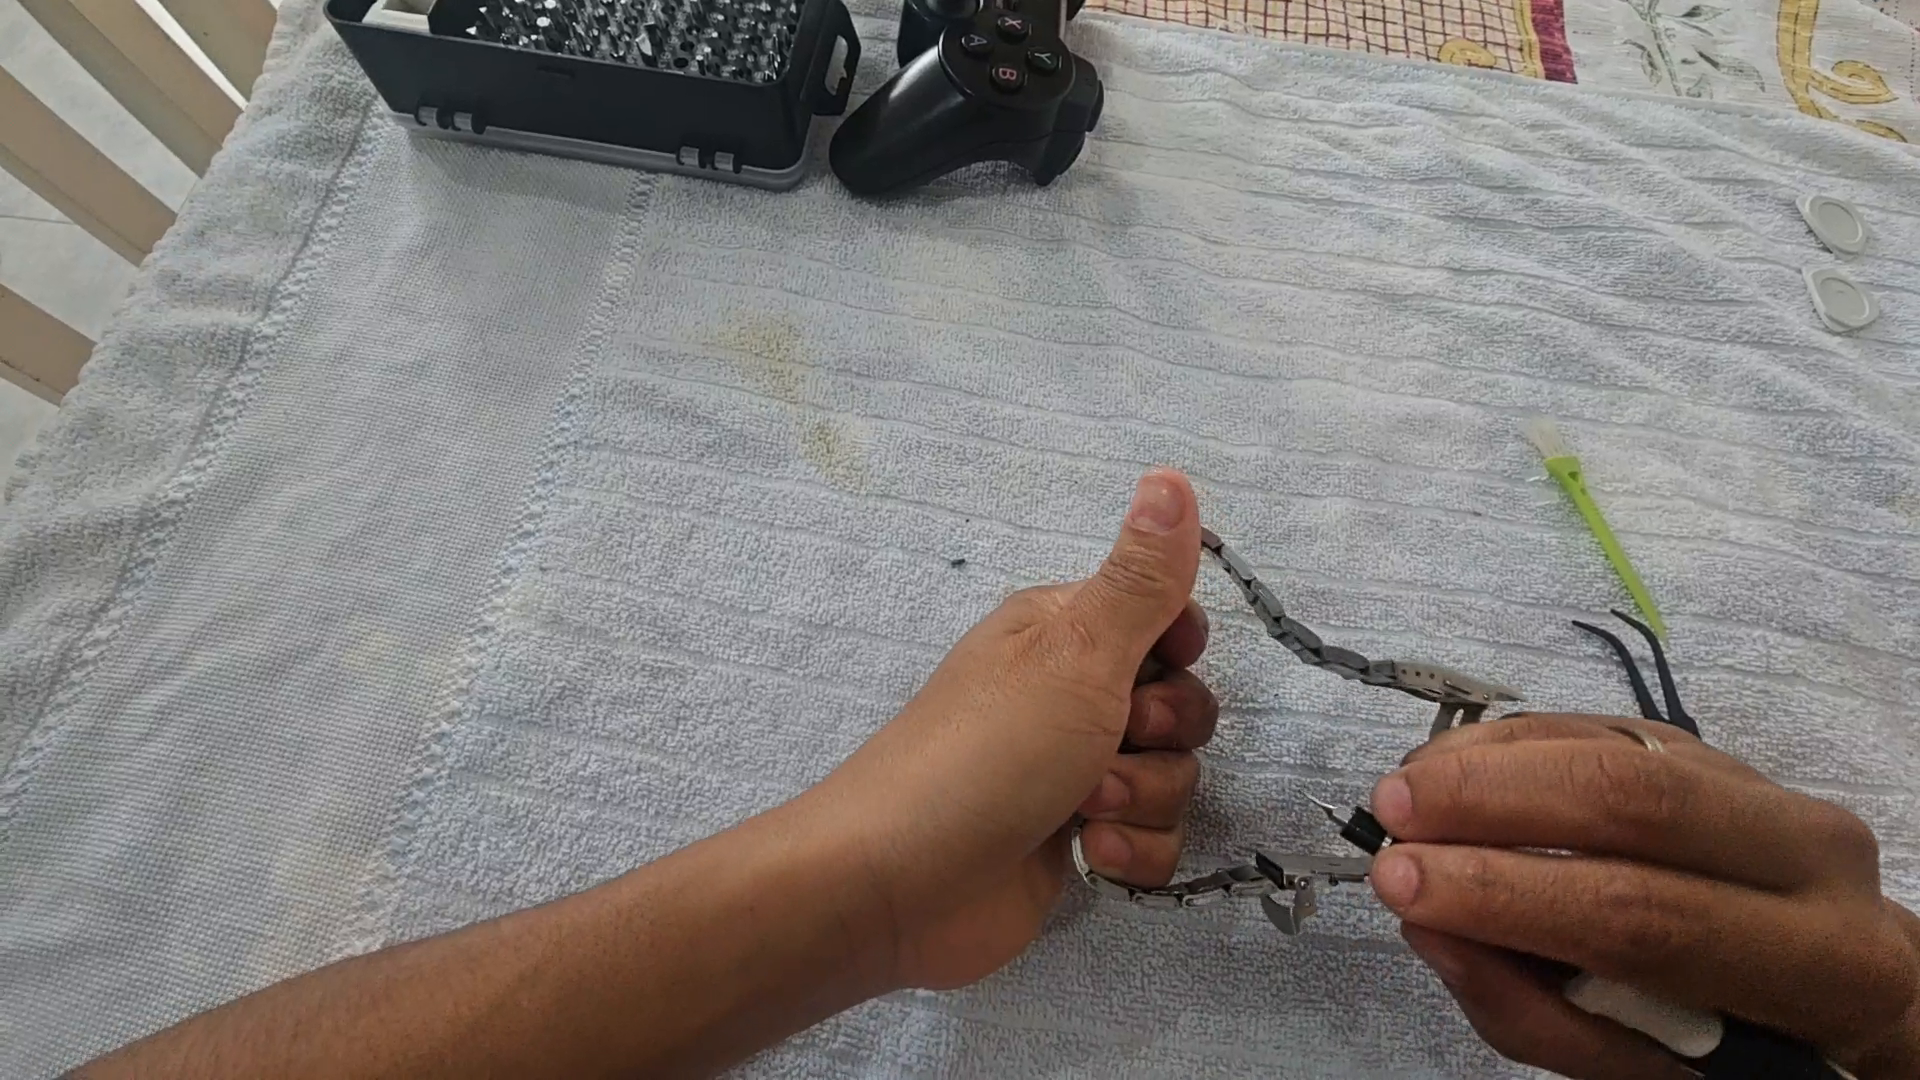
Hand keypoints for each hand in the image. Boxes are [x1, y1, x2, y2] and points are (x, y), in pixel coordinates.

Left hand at [810, 467, 1217, 990]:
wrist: (898, 884)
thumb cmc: (990, 750)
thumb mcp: (1076, 652)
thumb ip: (1138, 577)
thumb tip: (1169, 475)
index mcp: (1063, 629)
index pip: (1163, 616)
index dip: (1178, 645)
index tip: (1155, 664)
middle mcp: (1069, 691)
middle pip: (1177, 699)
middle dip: (1161, 731)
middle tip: (1108, 740)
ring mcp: (1072, 765)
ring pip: (1171, 772)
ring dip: (1142, 796)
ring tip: (1084, 808)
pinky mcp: (1076, 835)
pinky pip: (1151, 834)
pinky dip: (1131, 850)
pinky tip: (1088, 856)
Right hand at [1364, 713, 1919, 1078]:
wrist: (1803, 964)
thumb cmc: (1727, 1034)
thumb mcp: (1641, 1062)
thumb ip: (1535, 1012)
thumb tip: (1425, 928)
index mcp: (1824, 968)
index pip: (1646, 918)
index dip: (1505, 895)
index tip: (1398, 884)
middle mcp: (1806, 853)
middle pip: (1627, 801)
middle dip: (1483, 802)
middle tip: (1389, 815)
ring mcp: (1746, 780)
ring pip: (1595, 746)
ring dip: (1474, 763)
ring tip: (1397, 791)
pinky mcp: (1680, 741)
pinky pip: (1570, 723)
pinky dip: (1486, 743)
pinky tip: (1434, 768)